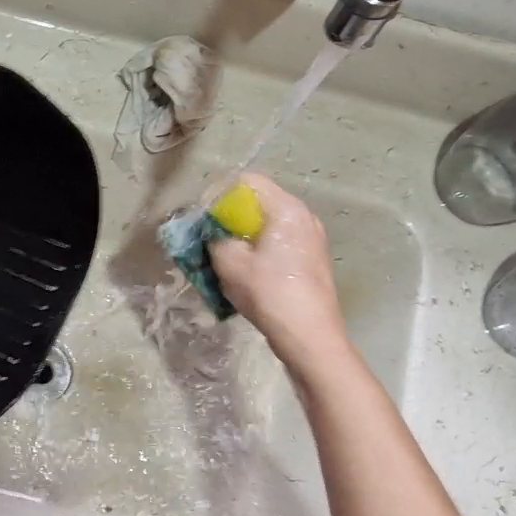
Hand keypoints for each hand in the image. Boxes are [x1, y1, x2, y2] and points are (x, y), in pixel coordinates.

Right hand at [207, 173, 348, 365]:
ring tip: (226, 262)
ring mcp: (312, 238)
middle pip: (258, 203)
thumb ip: (215, 238)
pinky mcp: (312, 259)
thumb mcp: (229, 264)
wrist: (309, 334)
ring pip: (268, 225)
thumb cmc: (268, 293)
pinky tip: (248, 276)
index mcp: (286, 209)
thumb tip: (213, 232)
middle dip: (229, 219)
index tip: (203, 220)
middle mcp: (304, 216)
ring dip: (243, 238)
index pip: (247, 182)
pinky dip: (259, 251)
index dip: (219, 195)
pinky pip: (279, 243)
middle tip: (209, 243)